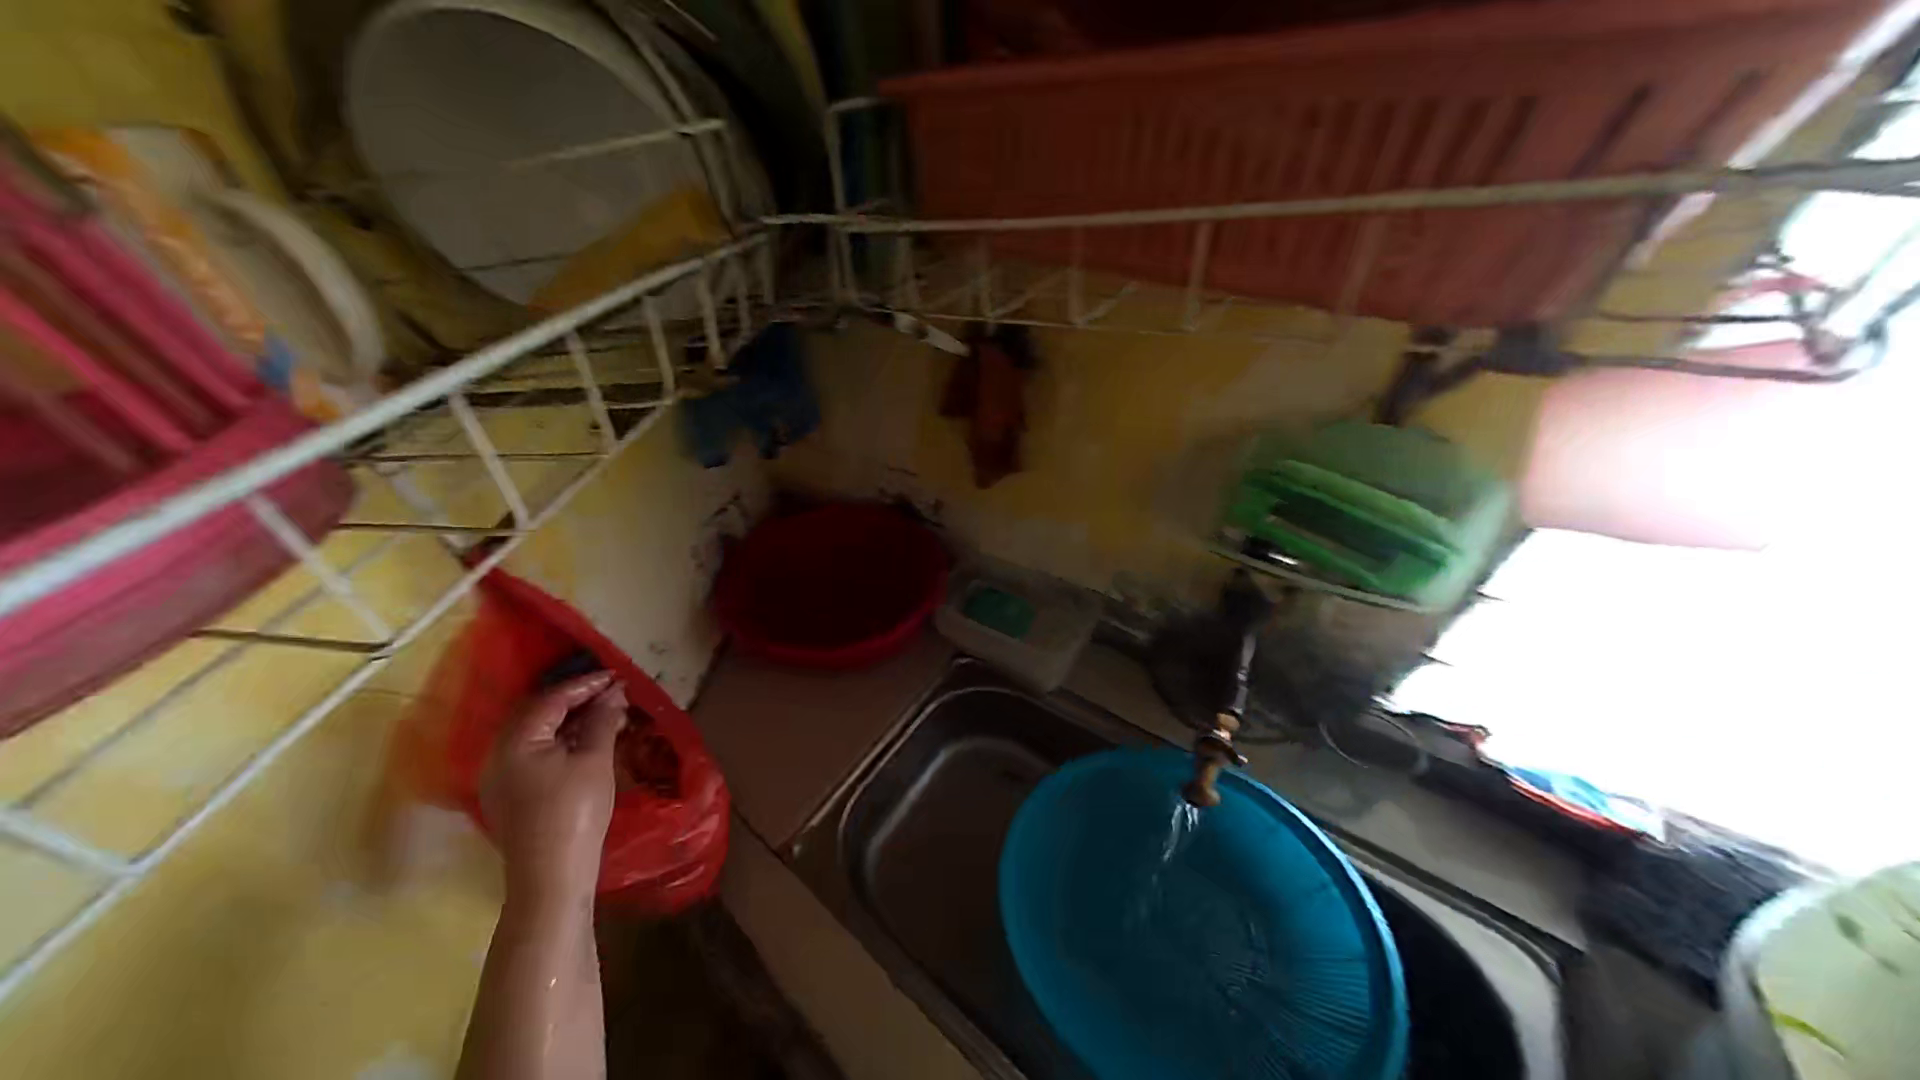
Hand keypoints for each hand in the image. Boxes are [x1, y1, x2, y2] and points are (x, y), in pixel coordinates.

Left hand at [480, 671, 626, 906]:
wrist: (552, 877)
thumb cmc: (575, 812)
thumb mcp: (595, 761)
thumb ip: (602, 720)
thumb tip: (614, 692)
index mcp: (514, 743)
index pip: (551, 699)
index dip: (585, 684)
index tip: (616, 676)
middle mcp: (498, 756)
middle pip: (537, 714)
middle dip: (575, 700)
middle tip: (611, 692)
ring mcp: (501, 778)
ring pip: (536, 735)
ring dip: (569, 721)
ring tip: (604, 714)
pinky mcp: (511, 796)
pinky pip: (534, 754)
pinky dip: (561, 741)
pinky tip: (585, 743)